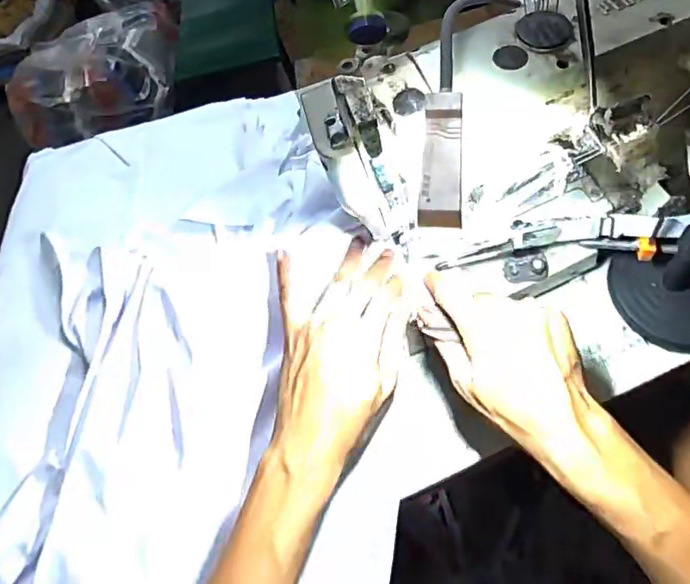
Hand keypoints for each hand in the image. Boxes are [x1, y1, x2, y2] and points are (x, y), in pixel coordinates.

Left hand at [271, 240, 407, 470]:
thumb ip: (392, 342)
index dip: (395, 282)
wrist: (305, 444)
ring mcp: (311, 327)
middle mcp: (335, 327)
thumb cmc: (346, 420)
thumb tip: (401, 309)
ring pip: (334, 285)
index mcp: (361, 340)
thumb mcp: (383, 384)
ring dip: (349, 262)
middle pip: (361, 287)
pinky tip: (287, 253)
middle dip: (377, 266)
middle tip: (388, 252)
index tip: (403, 271)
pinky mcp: (293, 334)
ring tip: (359, 245)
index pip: (384, 298)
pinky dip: (287, 274)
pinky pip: (289, 298)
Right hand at [421, 271, 593, 453]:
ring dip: (502, 321)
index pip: (448, 290)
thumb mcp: (466, 384)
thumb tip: (433, 324)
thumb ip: (445, 345)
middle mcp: (507, 309)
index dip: (436, 285)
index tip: (432, 282)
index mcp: (480, 324)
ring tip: (511, 355)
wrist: (562, 418)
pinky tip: (530, 351)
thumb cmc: (518, 410)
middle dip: (474, 317)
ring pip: (505, 305)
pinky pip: (529, 311)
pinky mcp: (553, 312)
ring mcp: (533, 308)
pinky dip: (526, 325)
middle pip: (478, 299)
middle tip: (480, 346)